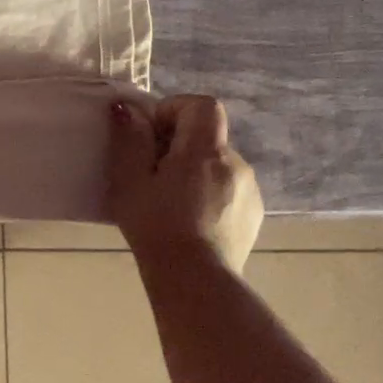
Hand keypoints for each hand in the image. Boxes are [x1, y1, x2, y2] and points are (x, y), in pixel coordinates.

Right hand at [107, 94, 264, 273]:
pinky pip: (227, 186)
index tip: (149, 134)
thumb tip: (128, 108)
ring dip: (190, 168)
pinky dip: (206, 190)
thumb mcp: (128, 180)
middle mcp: (236, 163)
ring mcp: (250, 189)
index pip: (202, 105)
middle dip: (176, 143)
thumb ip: (129, 139)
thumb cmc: (154, 224)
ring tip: (166, 198)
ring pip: (216, 162)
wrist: (195, 277)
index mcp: (205, 151)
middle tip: (147, 171)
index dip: (172, 109)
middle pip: (207, 134)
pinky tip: (187, 217)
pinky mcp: (253, 212)